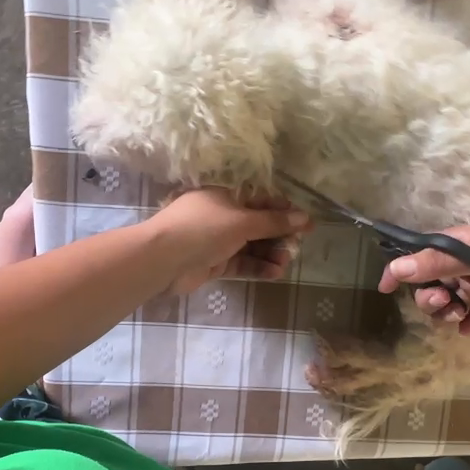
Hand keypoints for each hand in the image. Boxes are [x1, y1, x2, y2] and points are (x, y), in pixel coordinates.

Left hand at [146, 188, 311, 295]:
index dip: (283, 211)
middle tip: (296, 247)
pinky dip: (257, 267)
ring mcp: (216, 241)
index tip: (305, 224)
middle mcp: (221, 216)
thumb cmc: (203, 228)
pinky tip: (274, 272)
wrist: (163, 259)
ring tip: (285, 263)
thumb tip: (305, 217)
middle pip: (256, 225)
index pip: (260, 200)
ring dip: (269, 254)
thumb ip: (274, 221)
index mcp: (224, 196)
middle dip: (278, 236)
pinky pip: (240, 263)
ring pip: (249, 246)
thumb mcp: (242, 221)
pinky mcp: (213, 263)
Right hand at [377, 223, 469, 334]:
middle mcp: (467, 265)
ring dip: (447, 313)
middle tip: (442, 303)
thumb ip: (434, 263)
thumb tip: (395, 269)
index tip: (385, 288)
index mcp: (459, 245)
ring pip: (450, 303)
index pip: (420, 256)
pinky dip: (468, 325)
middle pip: (432, 284)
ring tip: (460, 316)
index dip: (401, 270)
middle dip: (429, 297)